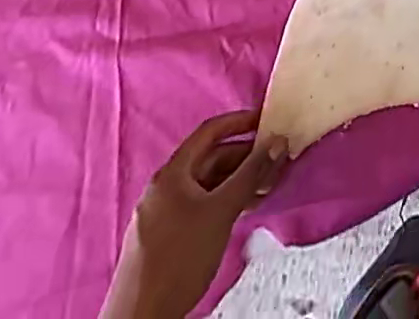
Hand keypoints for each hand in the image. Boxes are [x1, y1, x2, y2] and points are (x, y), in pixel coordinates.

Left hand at [100, 110, 288, 318]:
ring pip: (211, 182)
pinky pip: (205, 201)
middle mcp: (166, 188)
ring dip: (241, 179)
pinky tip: (248, 205)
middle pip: (213, 157)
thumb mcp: (222, 209)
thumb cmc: (179, 258)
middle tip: (276, 158)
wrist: (141, 318)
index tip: (267, 119)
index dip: (240, 121)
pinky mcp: (170, 232)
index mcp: (171, 175)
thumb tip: (277, 141)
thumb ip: (252, 172)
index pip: (209, 132)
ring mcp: (166, 211)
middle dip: (247, 156)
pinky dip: (228, 198)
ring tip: (269, 184)